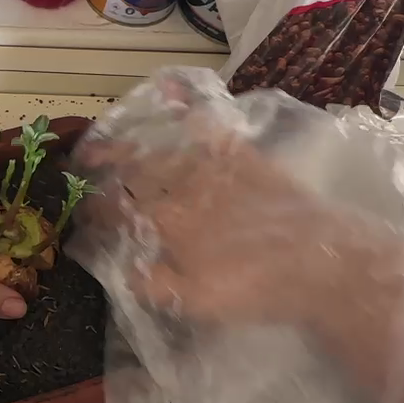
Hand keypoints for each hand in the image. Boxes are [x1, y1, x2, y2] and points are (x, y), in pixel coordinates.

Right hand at [76, 122, 403, 399]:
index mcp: (165, 221)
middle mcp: (184, 186)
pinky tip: (178, 102)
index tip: (79, 207)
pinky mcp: (248, 160)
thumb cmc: (252, 288)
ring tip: (116, 136)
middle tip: (83, 157)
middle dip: (104, 163)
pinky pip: (212, 130)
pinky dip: (191, 114)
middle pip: (134, 169)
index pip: (116, 207)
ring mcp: (217, 168)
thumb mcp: (191, 300)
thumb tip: (115, 265)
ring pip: (165, 148)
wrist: (323, 265)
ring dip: (135, 141)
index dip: (93, 205)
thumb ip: (147, 282)